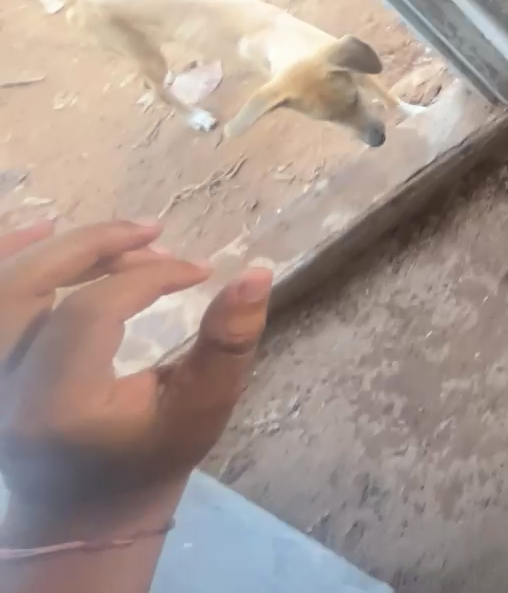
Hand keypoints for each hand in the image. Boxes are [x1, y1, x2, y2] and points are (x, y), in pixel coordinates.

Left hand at [0, 220, 271, 546]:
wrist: (85, 503)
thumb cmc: (156, 450)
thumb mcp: (208, 402)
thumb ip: (229, 340)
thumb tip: (255, 273)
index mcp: (57, 403)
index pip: (86, 314)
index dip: (148, 278)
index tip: (202, 272)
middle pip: (18, 291)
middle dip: (89, 247)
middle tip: (153, 232)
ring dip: (51, 249)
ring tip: (117, 235)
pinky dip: (12, 261)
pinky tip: (42, 233)